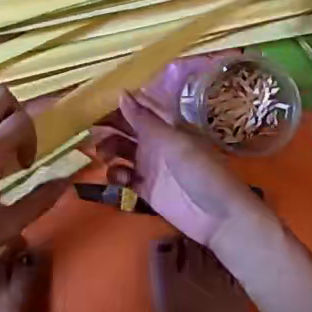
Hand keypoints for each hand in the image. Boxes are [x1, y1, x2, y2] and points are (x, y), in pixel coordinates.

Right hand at [90, 89, 280, 255]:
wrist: (219, 217)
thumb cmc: (202, 171)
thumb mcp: (173, 141)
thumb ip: (145, 121)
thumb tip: (121, 93)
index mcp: (166, 125)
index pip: (138, 108)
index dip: (118, 105)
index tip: (94, 103)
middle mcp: (156, 141)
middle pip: (125, 129)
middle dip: (108, 128)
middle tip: (92, 131)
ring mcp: (150, 165)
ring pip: (120, 151)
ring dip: (109, 150)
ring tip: (105, 156)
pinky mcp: (145, 188)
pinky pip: (123, 177)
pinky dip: (117, 175)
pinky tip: (120, 178)